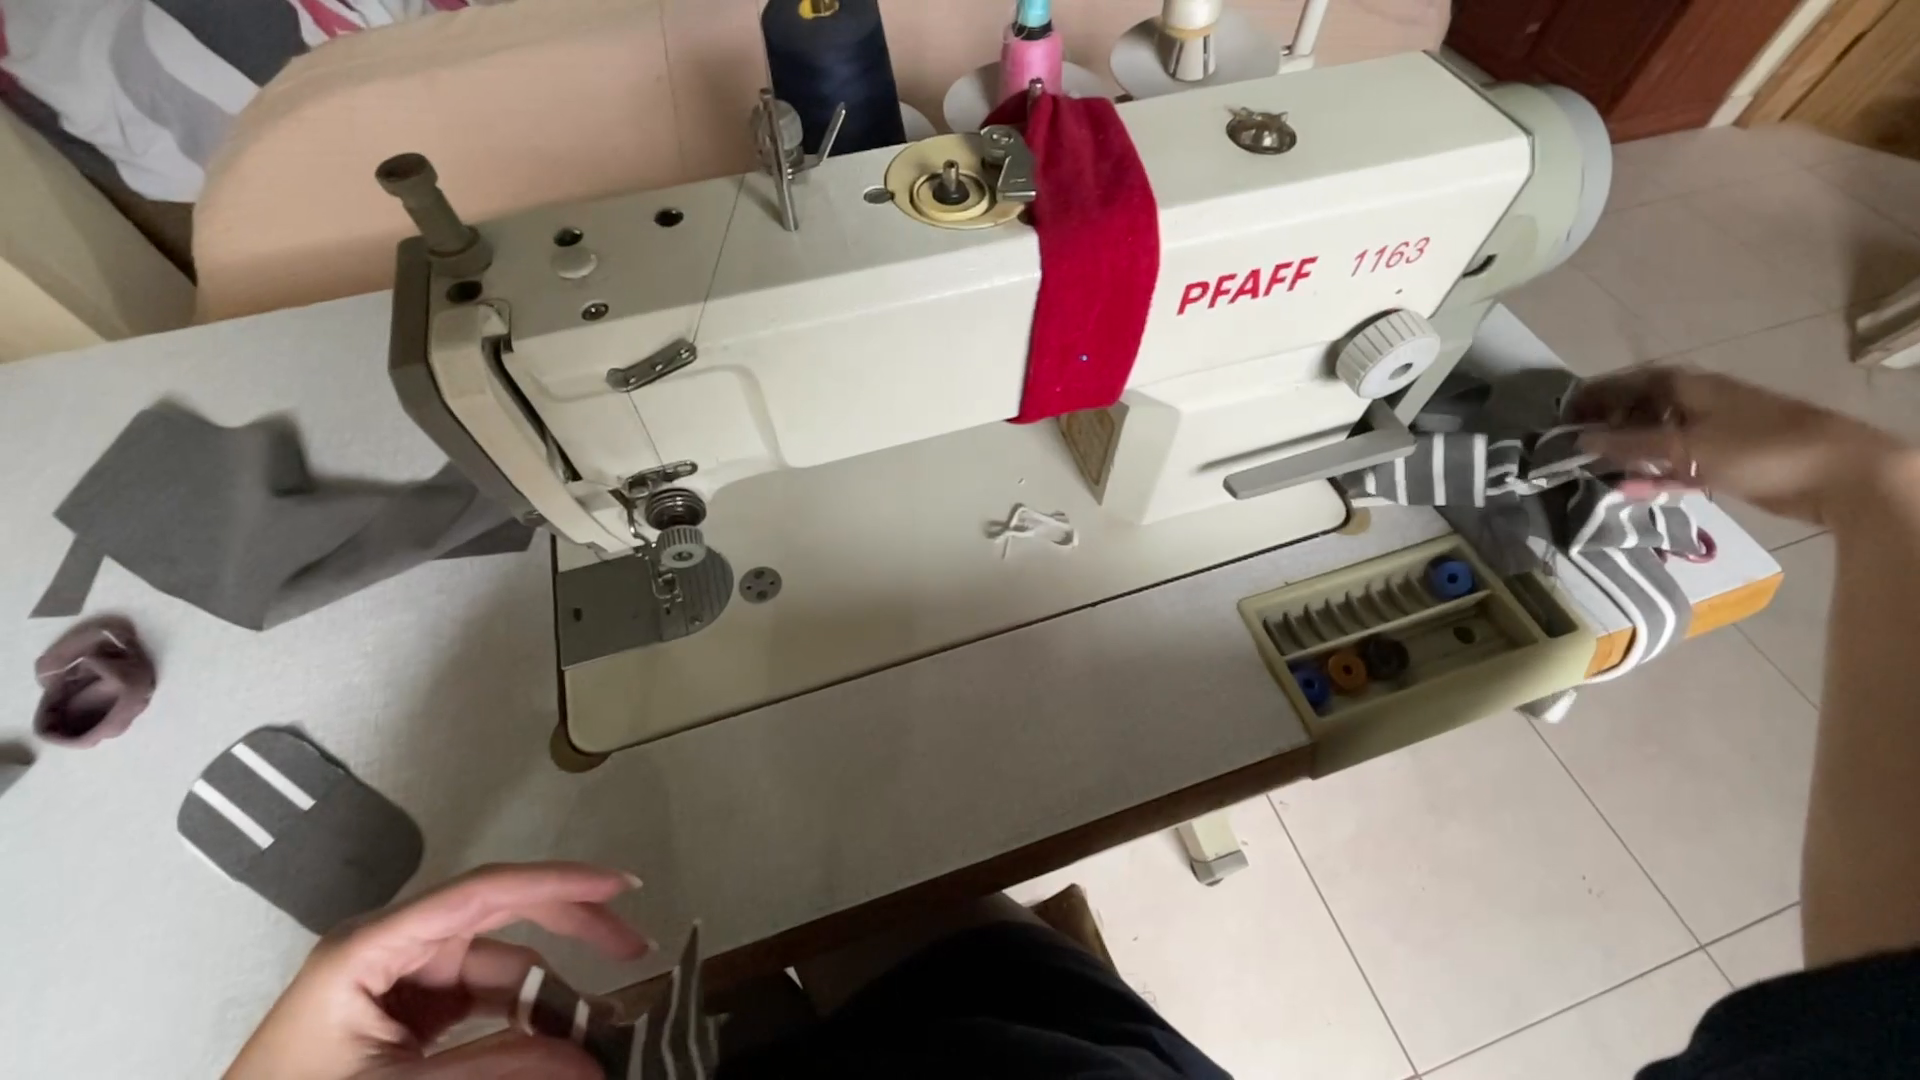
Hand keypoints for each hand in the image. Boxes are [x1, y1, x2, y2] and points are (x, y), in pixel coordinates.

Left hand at [227, 862, 650, 1079]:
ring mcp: (405, 978)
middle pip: (505, 913)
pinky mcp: (413, 1012)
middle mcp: (396, 946)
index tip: (623, 886)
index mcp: (375, 945)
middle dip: (574, 926)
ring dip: (553, 994)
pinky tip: (555, 1041)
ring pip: (504, 965)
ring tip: (598, 1029)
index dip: (560, 882)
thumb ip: (500, 1071)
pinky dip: (526, 1018)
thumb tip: (594, 1062)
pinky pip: (487, 1001)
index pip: (486, 892)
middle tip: (636, 947)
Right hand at [1569, 367, 1909, 524]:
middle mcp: (1700, 404)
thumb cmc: (1760, 448)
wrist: (1842, 476)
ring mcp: (1714, 434)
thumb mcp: (1686, 446)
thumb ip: (1629, 445)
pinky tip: (1628, 490)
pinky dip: (1653, 475)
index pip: (1631, 381)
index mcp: (1692, 387)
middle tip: (1574, 447)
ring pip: (1657, 440)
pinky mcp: (1726, 462)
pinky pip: (1676, 465)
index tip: (1564, 414)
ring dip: (1627, 454)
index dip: (1596, 394)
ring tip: (1595, 471)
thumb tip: (1580, 441)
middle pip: (1642, 410)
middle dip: (1607, 426)